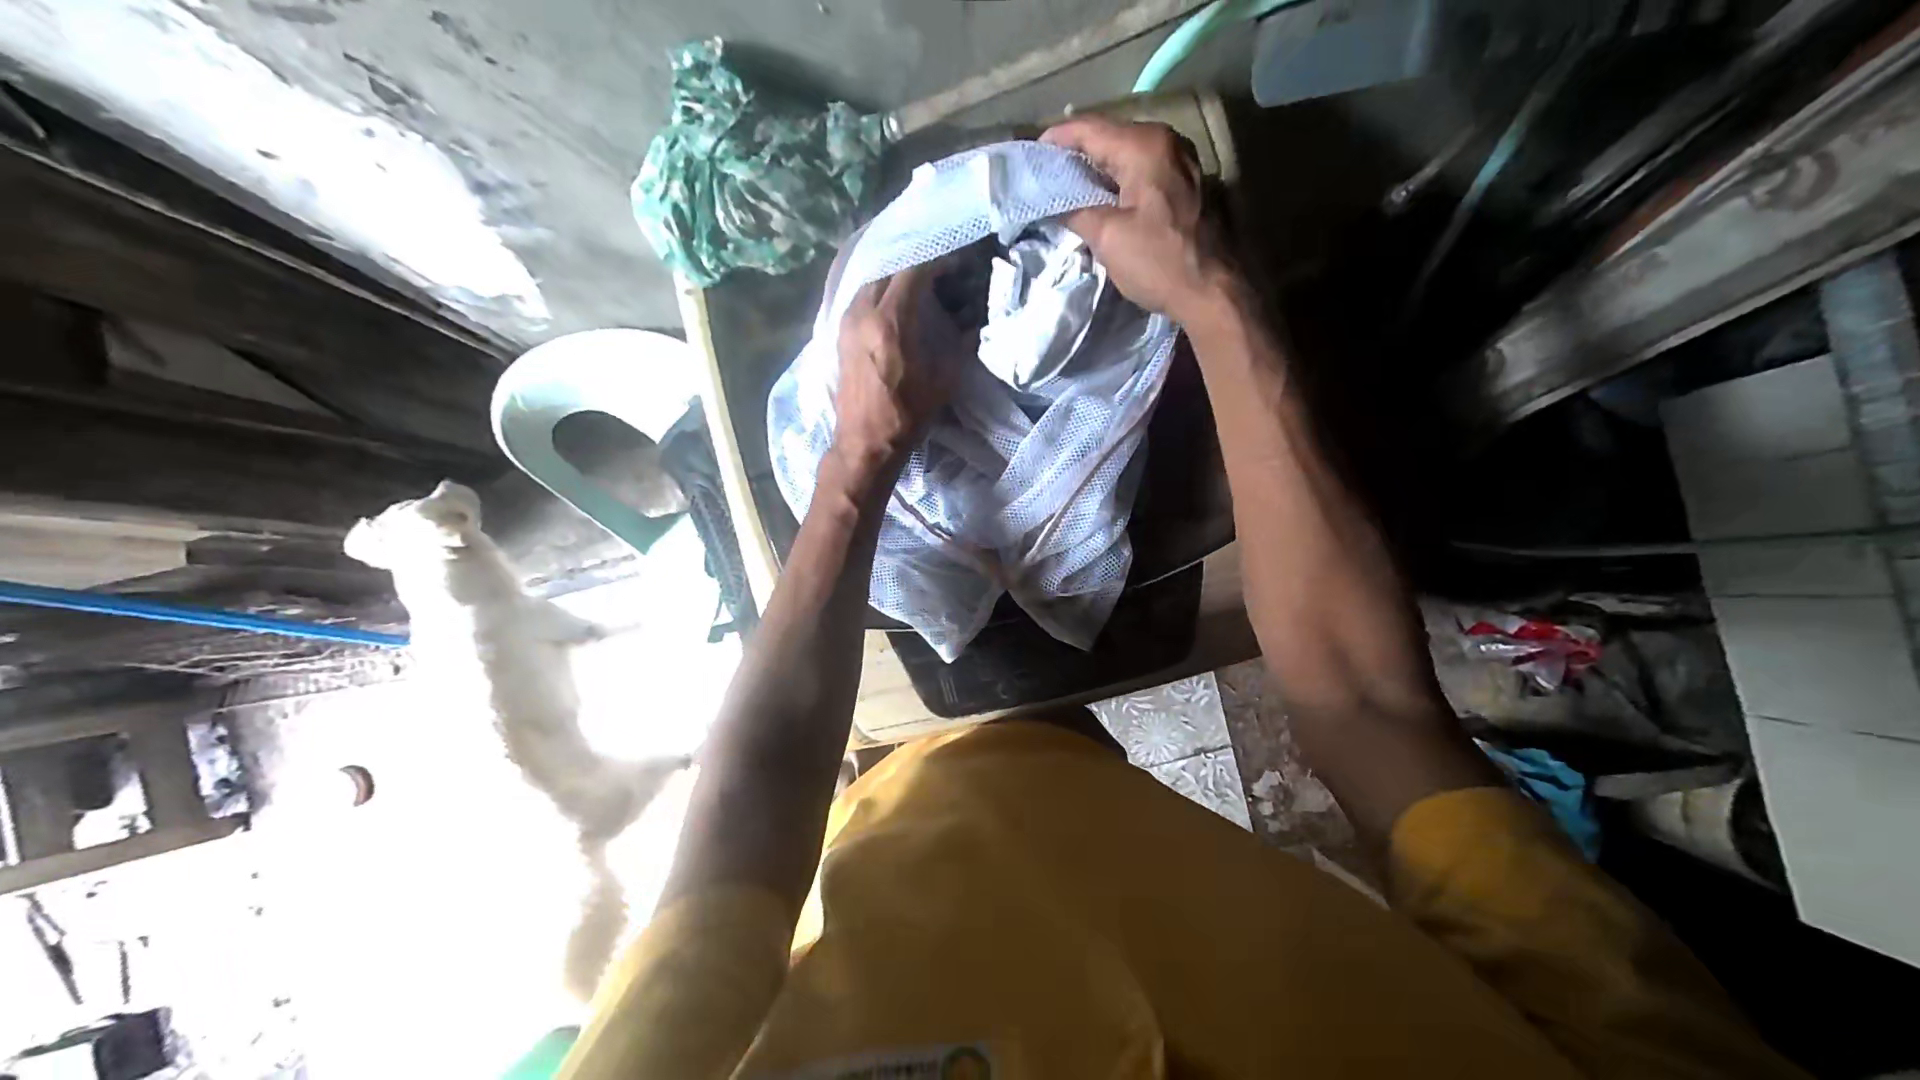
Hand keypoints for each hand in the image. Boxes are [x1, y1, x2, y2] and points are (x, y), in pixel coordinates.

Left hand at [830, 262, 968, 485]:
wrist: (865, 442)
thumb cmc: (907, 413)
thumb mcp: (944, 377)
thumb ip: (960, 341)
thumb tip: (973, 318)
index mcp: (891, 321)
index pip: (914, 269)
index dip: (938, 261)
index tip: (956, 263)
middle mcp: (863, 312)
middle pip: (889, 267)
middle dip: (915, 263)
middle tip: (938, 270)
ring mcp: (847, 320)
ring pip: (872, 279)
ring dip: (895, 275)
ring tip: (918, 283)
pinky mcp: (839, 332)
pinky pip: (860, 295)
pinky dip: (880, 289)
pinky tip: (895, 301)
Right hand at [1041, 116, 1236, 323]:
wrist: (1212, 290)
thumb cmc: (1158, 261)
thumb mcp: (1106, 237)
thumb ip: (1074, 210)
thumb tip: (1051, 200)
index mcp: (1143, 146)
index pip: (1088, 128)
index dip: (1055, 140)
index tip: (1030, 157)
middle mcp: (1165, 141)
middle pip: (1108, 136)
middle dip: (1074, 153)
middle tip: (1044, 174)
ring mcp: (1180, 160)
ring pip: (1125, 153)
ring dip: (1096, 167)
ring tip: (1066, 187)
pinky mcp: (1185, 183)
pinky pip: (1141, 169)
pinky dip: (1117, 178)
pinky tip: (1100, 197)